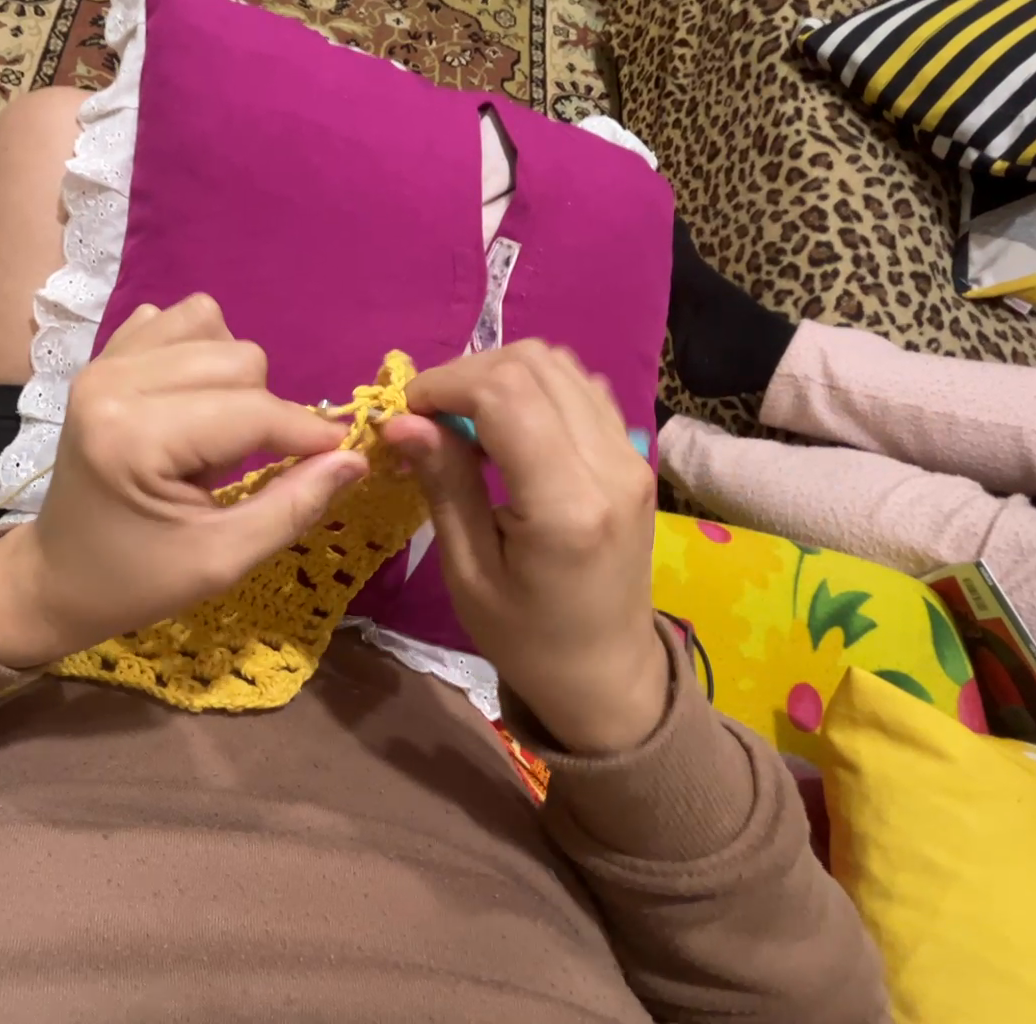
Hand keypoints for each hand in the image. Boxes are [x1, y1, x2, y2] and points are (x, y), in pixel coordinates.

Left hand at [0, 295, 369, 667]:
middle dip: (267, 411)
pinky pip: (174, 321)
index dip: (308, 435)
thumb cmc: (135, 580)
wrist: (56, 577)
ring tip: (215, 432)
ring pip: (211, 326)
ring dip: (235, 377)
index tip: (342, 457)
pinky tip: (189, 403)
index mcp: (136, 437)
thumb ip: (292, 505)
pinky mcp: (102, 358)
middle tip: (250, 464)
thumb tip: (355, 457)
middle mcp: (115, 381)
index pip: (252, 412)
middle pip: (239, 357)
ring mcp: (103, 362)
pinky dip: (200, 354)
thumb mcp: (220, 561)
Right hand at [381, 341, 667, 752]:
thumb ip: (443, 483)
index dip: (443, 386)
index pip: (505, 394)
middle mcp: (611, 464)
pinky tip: (506, 429)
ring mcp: (632, 455)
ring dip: (498, 376)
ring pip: (559, 363)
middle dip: (465, 375)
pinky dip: (532, 389)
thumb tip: (401, 420)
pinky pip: (580, 387)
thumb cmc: (523, 637)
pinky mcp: (634, 455)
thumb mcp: (466, 570)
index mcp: (566, 505)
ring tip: (462, 421)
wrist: (606, 672)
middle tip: (427, 418)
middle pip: (533, 364)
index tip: (404, 415)